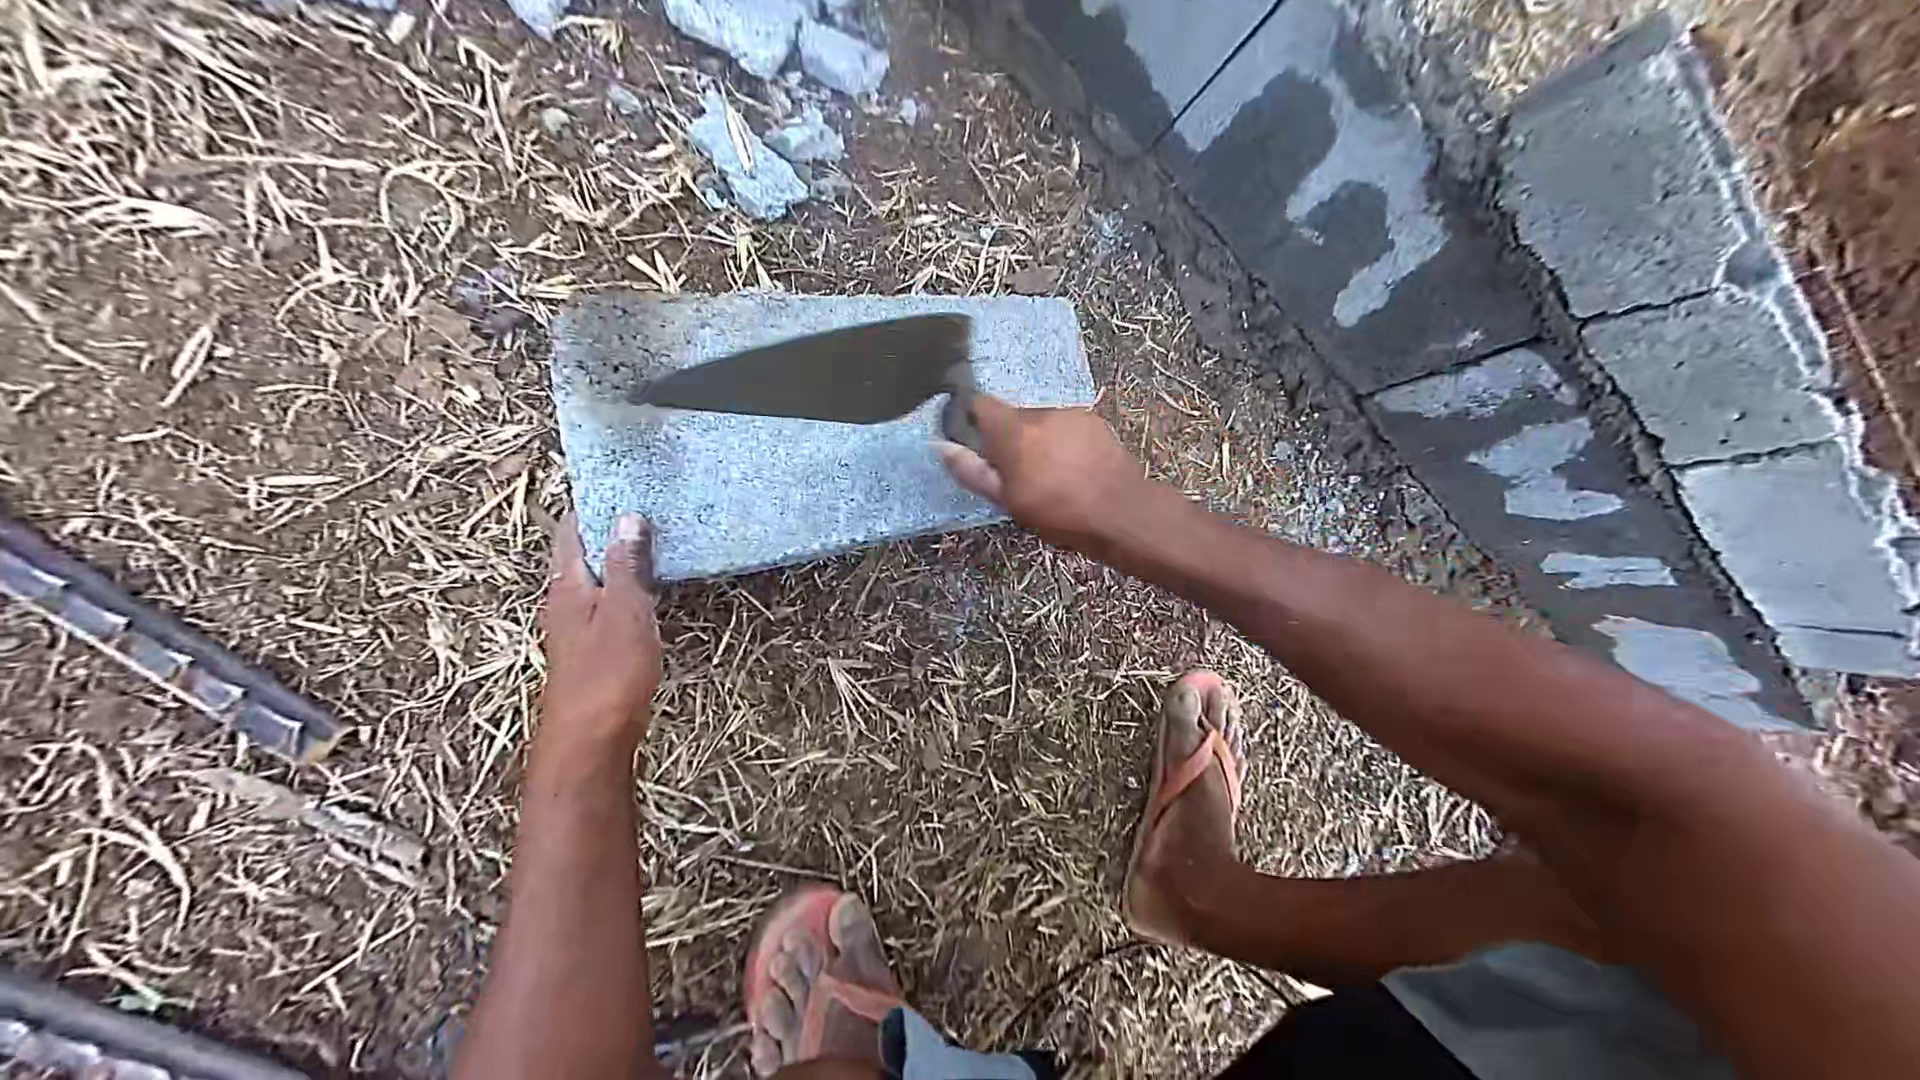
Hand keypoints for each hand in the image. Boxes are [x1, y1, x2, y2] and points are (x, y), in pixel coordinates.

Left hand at [538, 511, 661, 759]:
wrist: (591, 737)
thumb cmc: (608, 672)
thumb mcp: (624, 610)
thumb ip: (627, 565)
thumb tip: (629, 517)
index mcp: (568, 585)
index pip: (574, 531)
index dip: (592, 504)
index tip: (619, 481)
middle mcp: (566, 600)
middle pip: (584, 552)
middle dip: (609, 527)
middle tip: (646, 504)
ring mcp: (578, 625)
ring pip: (598, 577)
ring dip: (620, 556)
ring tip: (654, 537)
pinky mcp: (595, 645)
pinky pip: (610, 599)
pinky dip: (628, 583)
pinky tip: (650, 587)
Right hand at [937, 395, 1146, 550]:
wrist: (1121, 513)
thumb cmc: (1058, 513)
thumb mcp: (1008, 500)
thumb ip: (972, 471)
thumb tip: (942, 447)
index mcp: (1013, 432)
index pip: (980, 403)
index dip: (974, 418)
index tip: (978, 442)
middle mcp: (1041, 413)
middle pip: (1012, 417)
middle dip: (1010, 439)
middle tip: (1020, 474)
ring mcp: (1071, 414)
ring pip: (1041, 422)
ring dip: (1038, 441)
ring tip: (1052, 475)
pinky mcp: (1094, 420)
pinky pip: (1066, 426)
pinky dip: (1063, 441)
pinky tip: (1075, 468)